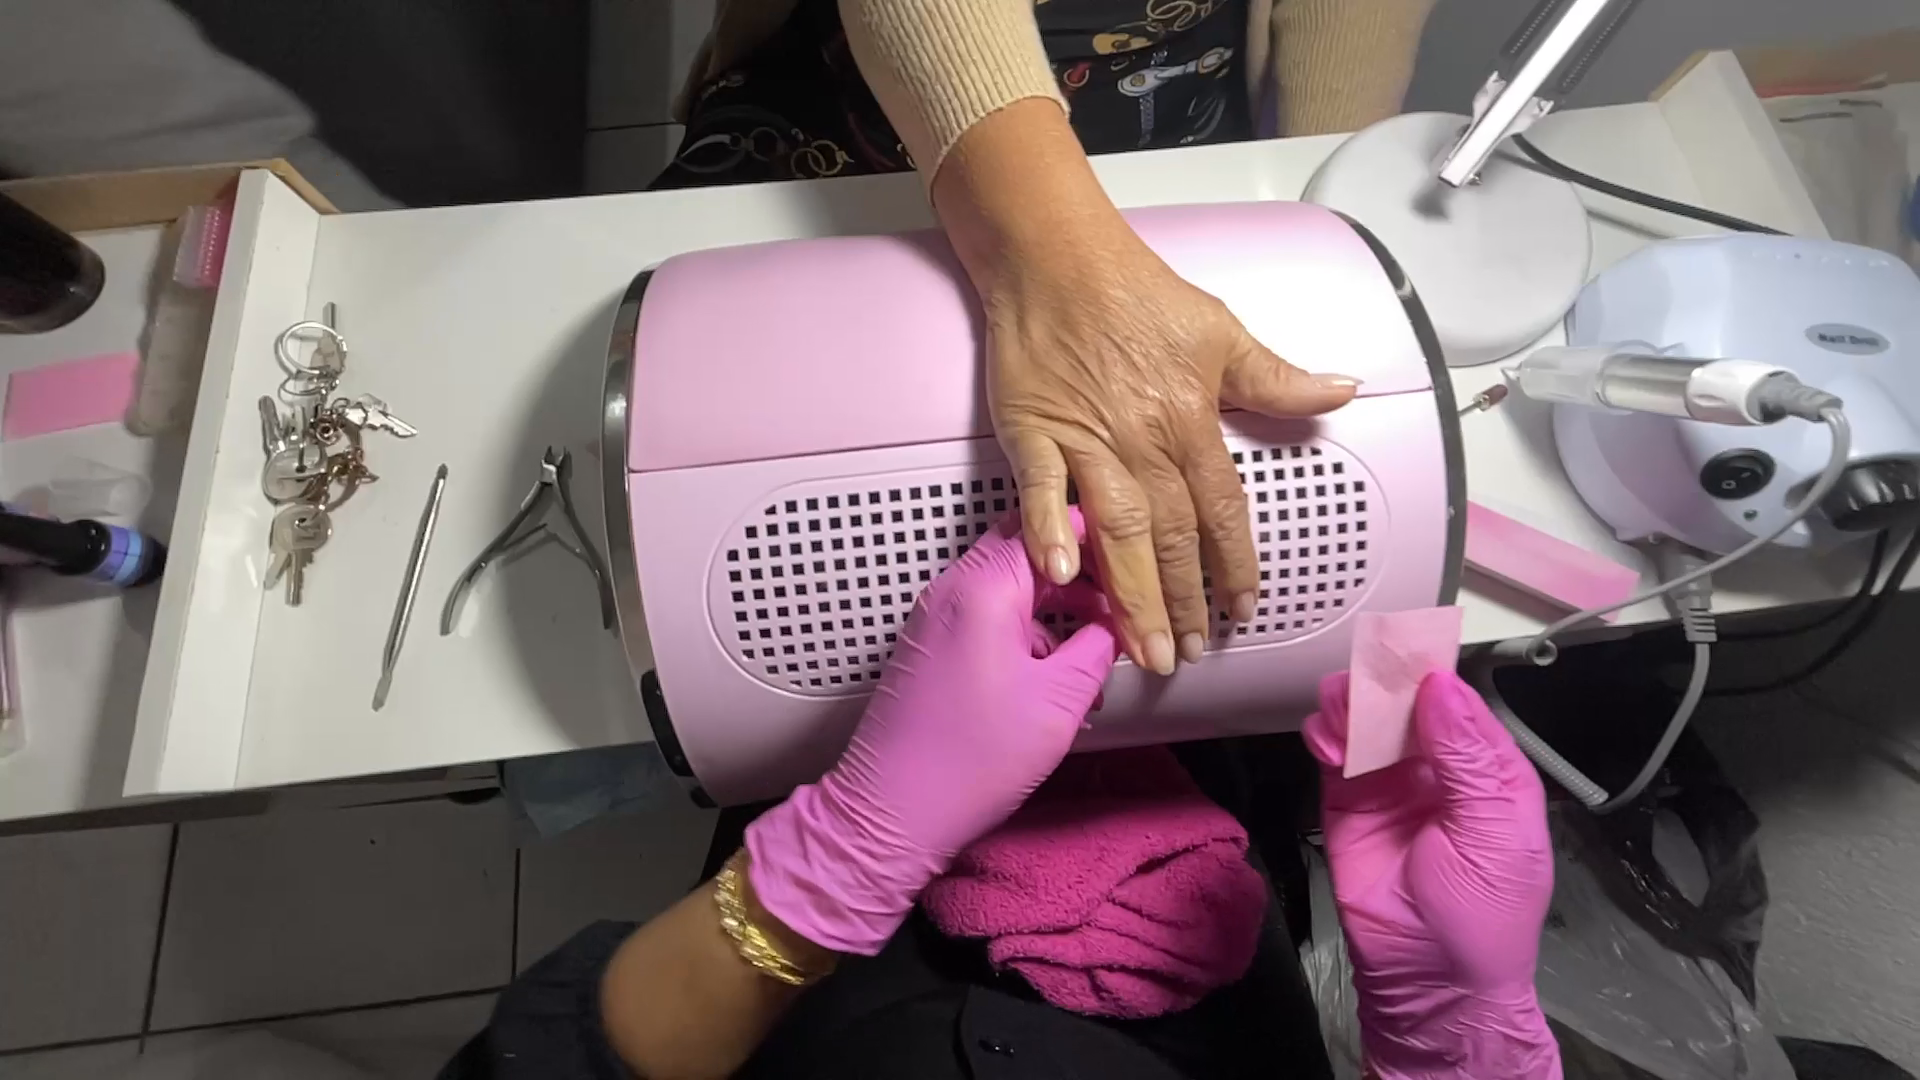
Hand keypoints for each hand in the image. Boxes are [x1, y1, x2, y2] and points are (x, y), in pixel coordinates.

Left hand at [746, 513, 1117, 954]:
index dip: (1093, 537)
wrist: (892, 810)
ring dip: (1052, 604)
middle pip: (1025, 552)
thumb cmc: (971, 759)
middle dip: (1077, 572)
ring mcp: (936, 616)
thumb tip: (1113, 625)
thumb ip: (1096, 648)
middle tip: (1122, 597)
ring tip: (1095, 641)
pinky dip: (1023, 626)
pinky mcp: (931, 644)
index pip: (1045, 531)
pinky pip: (986, 614)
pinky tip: (1053, 667)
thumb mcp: (1058, 702)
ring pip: (1007, 585)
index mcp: (982, 589)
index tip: (1130, 554)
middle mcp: (952, 589)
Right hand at [930, 100, 1356, 677]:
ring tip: (1143, 649)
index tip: (1241, 611)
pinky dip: (1051, 529)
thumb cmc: (1136, 293)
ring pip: (1118, 529)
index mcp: (1191, 423)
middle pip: (1171, 537)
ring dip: (1133, 593)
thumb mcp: (1221, 330)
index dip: (1234, 565)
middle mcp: (1144, 442)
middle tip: (1186, 656)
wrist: (1056, 259)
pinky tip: (1060, 574)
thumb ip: (1276, 378)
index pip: (1222, 511)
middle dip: (1184, 602)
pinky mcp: (1034, 433)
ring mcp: (1087, 441)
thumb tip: (1342, 392)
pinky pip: (1043, 489)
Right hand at [1303, 671, 1559, 1079]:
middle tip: (1361, 690)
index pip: (1456, 702)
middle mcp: (1433, 763)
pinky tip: (1328, 749)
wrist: (1424, 977)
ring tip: (1341, 724)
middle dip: (1377, 686)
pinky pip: (1327, 744)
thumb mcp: (1496, 839)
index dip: (1428, 673)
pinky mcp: (1342, 791)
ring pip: (1359, 715)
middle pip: (1400, 700)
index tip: (1399, 650)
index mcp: (1484, 768)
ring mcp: (1384, 775)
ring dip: (1345, 707)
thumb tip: (1441, 687)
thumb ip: (1469, 761)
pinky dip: (1321, 735)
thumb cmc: (1480, 917)